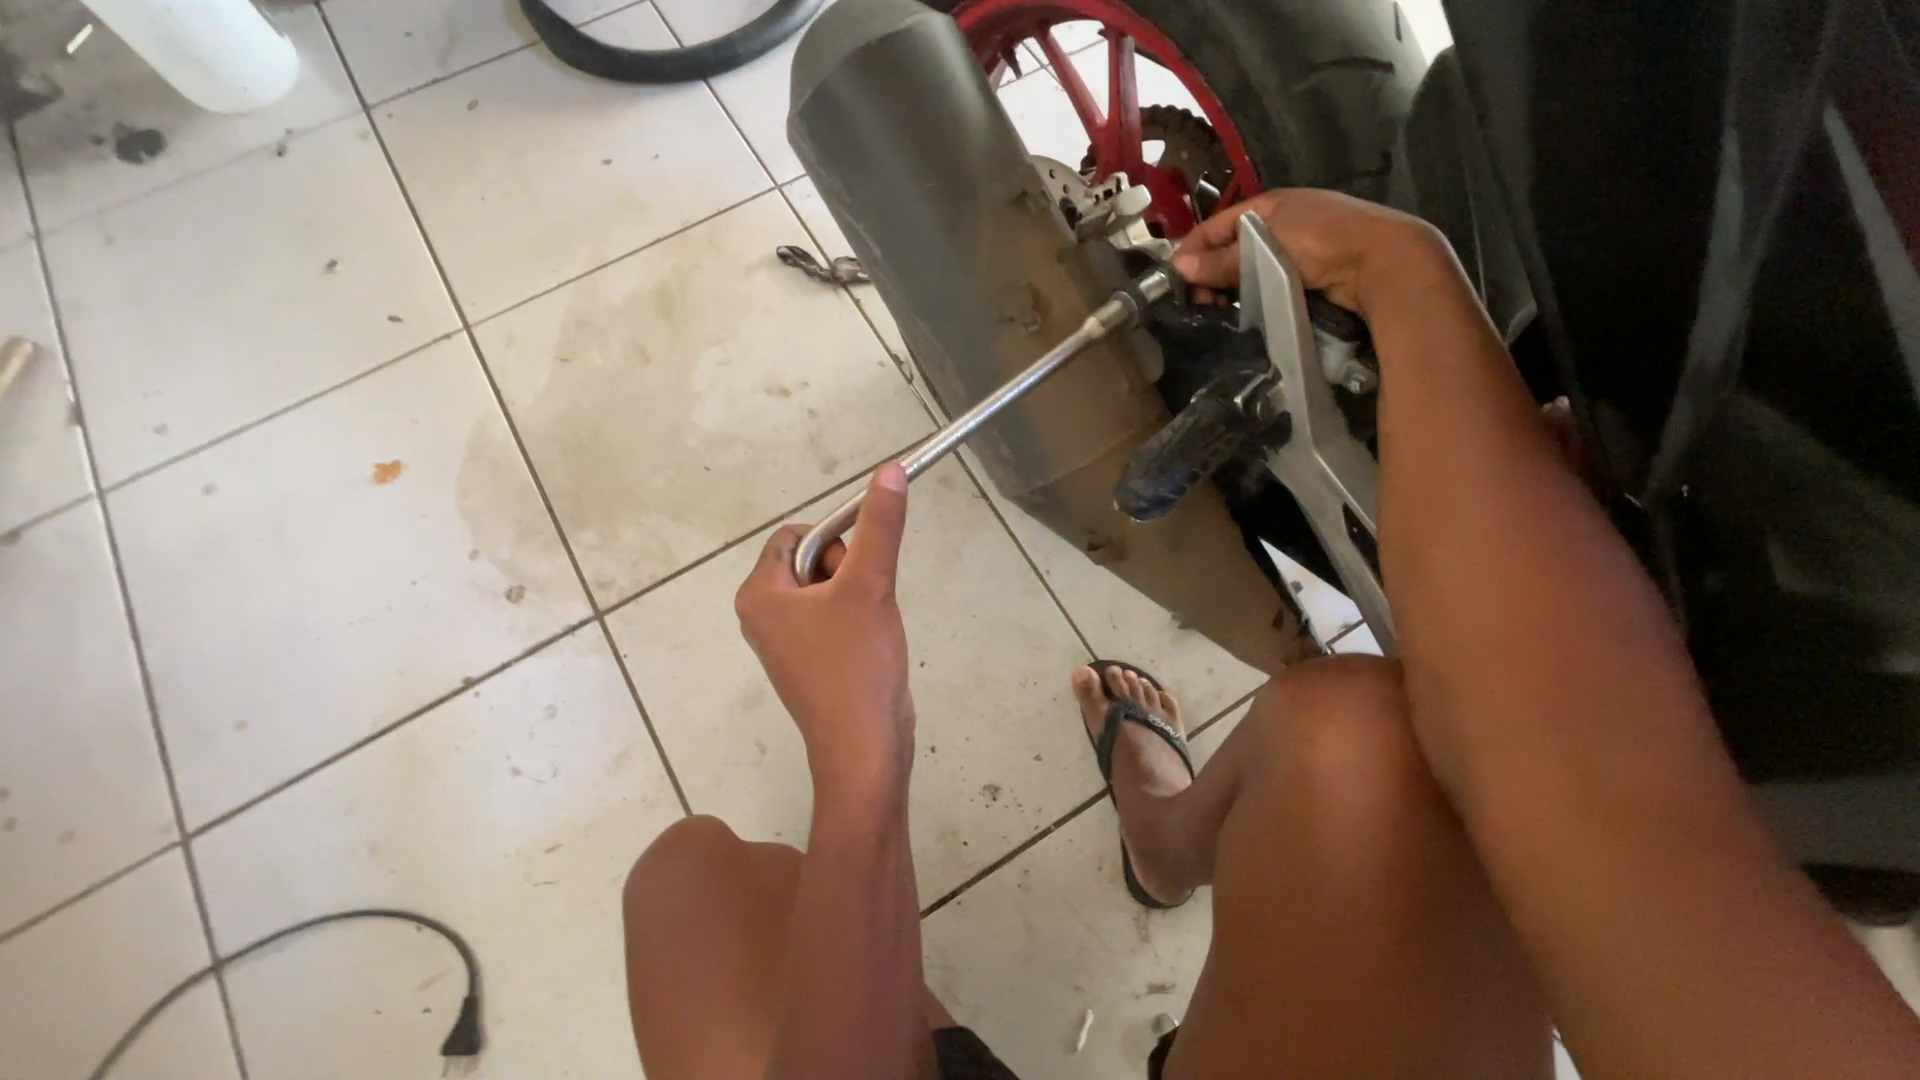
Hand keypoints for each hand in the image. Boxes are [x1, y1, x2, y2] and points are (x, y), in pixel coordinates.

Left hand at [736, 465, 915, 807]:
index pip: (796, 535)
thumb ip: (880, 526)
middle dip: (849, 571)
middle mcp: (763, 615)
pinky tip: (870, 647)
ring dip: (858, 596)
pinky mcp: (809, 663)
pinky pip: (831, 619)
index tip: (862, 567)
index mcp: (759, 594)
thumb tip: (889, 470)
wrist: (864, 747)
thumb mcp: (870, 585)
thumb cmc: (856, 664)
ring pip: (827, 590)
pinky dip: (857, 621)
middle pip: (812, 561)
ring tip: (870, 628)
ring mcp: (785, 643)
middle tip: (865, 603)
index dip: (836, 540)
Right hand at [1170, 188, 1456, 317]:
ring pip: (1245, 271)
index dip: (1192, 250)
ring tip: (1216, 312)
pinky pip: (1266, 286)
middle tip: (1198, 304)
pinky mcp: (1305, 278)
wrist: (1383, 262)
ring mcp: (1293, 251)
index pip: (1214, 226)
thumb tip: (1180, 267)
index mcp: (1267, 205)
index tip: (1174, 281)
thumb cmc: (1324, 239)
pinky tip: (1242, 313)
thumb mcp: (1267, 242)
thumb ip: (1224, 258)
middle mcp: (1278, 224)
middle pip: (1228, 250)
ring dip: (1228, 290)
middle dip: (1208, 275)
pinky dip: (1250, 298)